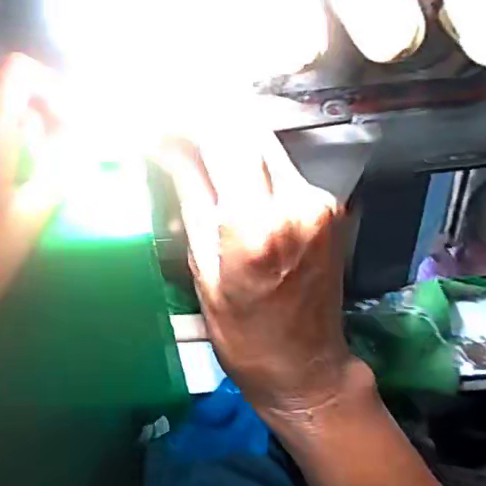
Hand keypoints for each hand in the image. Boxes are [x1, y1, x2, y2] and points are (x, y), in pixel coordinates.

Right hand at [159, 126, 369, 436]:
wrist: (306, 367)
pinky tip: (222, 175)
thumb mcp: (202, 268)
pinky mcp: (327, 206)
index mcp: (256, 224)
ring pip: (263, 144)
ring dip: (224, 139)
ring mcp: (318, 201)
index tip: (158, 120)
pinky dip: (245, 163)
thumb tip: (168, 150)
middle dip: (205, 120)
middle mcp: (296, 202)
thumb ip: (190, 198)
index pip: (221, 140)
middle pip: (247, 130)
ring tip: (188, 148)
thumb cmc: (243, 334)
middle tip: (170, 127)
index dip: (185, 119)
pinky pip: (277, 167)